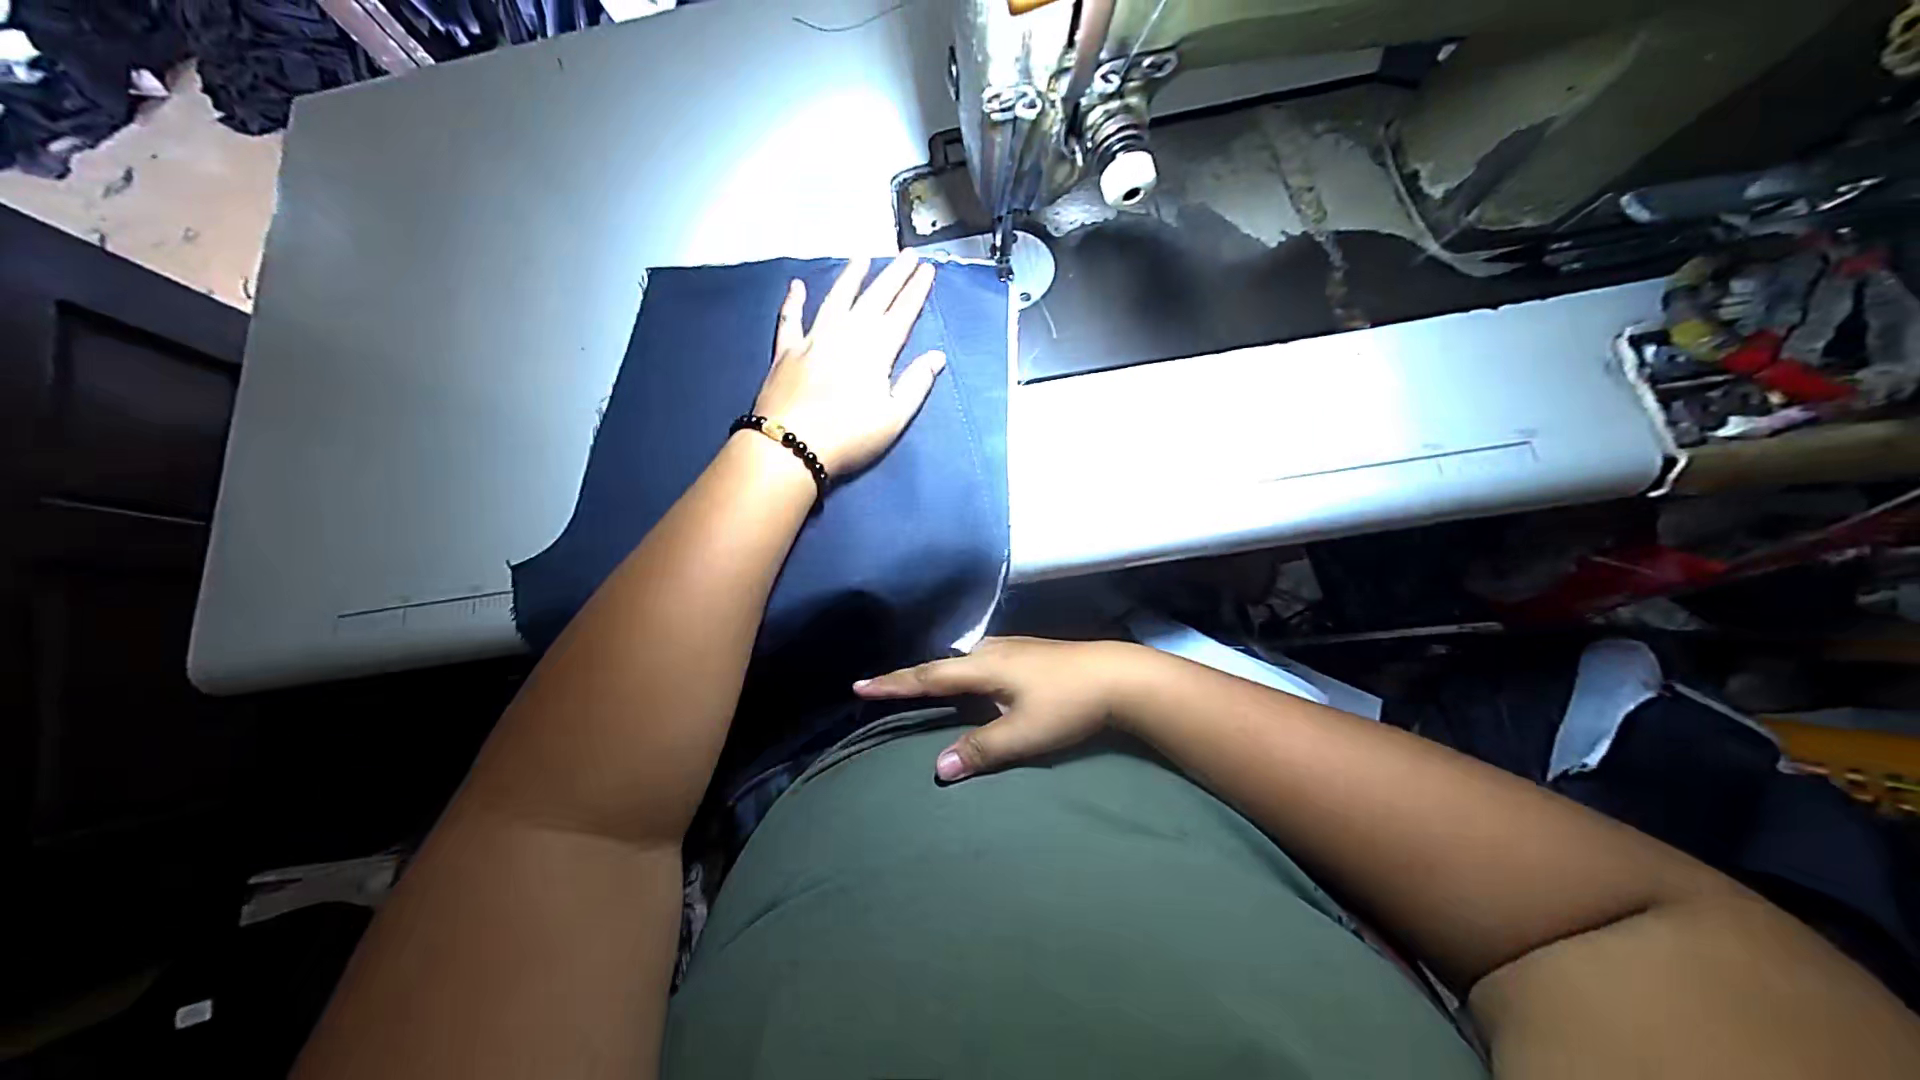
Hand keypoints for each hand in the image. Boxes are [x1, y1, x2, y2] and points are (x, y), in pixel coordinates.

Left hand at [751, 253, 944, 475]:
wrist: (790, 445)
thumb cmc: (848, 437)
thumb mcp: (893, 417)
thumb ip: (916, 384)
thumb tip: (936, 357)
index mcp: (876, 349)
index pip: (902, 312)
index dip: (917, 290)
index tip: (927, 269)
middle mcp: (846, 333)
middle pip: (874, 297)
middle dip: (894, 274)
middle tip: (908, 254)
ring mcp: (813, 338)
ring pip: (836, 298)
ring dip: (851, 276)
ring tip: (863, 257)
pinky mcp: (786, 350)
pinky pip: (791, 319)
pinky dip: (793, 302)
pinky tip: (796, 287)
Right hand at [853, 637, 1152, 782]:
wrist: (1120, 676)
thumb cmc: (1069, 704)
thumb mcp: (1024, 734)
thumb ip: (981, 750)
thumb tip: (938, 768)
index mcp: (984, 667)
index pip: (928, 676)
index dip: (893, 683)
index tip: (859, 685)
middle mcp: (993, 650)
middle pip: (944, 663)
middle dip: (914, 677)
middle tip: (886, 688)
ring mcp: (1015, 647)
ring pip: (967, 660)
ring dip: (943, 673)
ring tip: (927, 686)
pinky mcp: (1032, 652)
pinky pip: (985, 661)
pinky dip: (967, 672)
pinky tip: (978, 681)